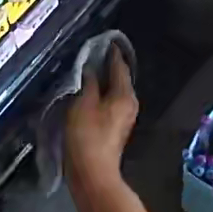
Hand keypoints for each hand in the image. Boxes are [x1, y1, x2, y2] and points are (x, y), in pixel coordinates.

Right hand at [65, 49, 137, 187]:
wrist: (92, 172)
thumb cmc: (87, 136)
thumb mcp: (83, 104)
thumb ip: (88, 84)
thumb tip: (90, 68)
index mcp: (125, 95)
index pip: (120, 67)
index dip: (112, 53)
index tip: (106, 39)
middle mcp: (129, 104)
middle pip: (120, 79)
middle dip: (108, 66)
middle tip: (94, 51)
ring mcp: (123, 117)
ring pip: (114, 91)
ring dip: (103, 80)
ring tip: (88, 69)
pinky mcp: (114, 128)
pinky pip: (109, 102)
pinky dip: (101, 93)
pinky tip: (88, 91)